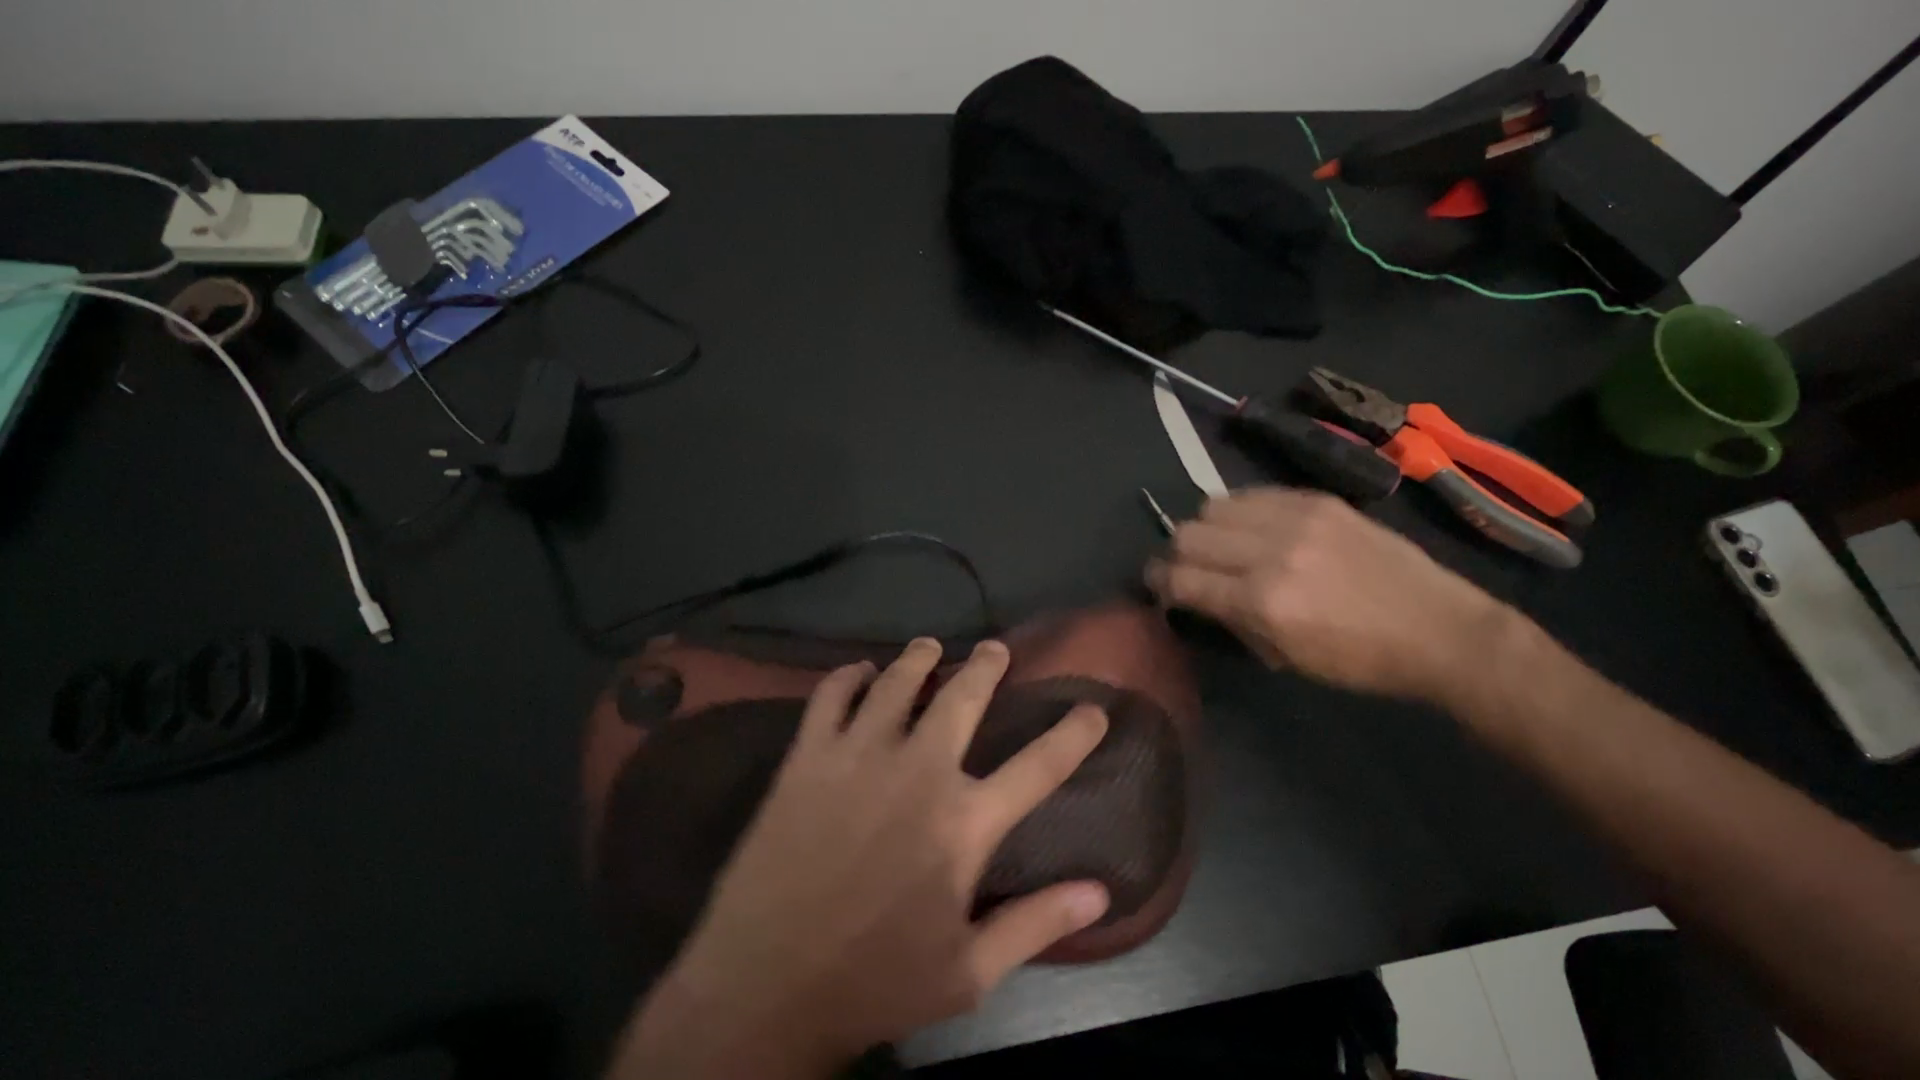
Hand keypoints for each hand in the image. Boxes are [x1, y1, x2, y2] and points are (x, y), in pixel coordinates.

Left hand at [611, 638, 1111, 1079]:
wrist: (765, 983)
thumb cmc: (874, 982)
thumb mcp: (968, 972)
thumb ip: (1034, 924)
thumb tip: (1100, 892)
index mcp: (964, 823)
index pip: (1038, 766)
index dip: (1074, 734)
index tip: (1094, 709)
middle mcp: (917, 772)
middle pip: (963, 699)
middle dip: (986, 668)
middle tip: (996, 650)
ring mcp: (857, 757)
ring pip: (896, 683)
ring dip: (919, 659)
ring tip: (930, 647)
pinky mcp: (807, 759)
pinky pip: (830, 696)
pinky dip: (847, 675)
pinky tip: (858, 672)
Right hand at [1145, 487, 1512, 702]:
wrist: (1437, 628)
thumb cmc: (1359, 660)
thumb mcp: (1286, 657)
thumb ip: (1232, 621)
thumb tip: (1195, 598)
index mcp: (1262, 601)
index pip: (1181, 579)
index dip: (1157, 583)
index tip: (1154, 586)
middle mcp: (1271, 551)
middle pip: (1188, 533)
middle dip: (1176, 554)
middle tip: (1187, 569)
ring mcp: (1297, 518)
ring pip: (1214, 505)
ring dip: (1206, 528)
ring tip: (1221, 545)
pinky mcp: (1319, 500)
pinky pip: (1254, 494)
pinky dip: (1240, 512)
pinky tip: (1254, 529)